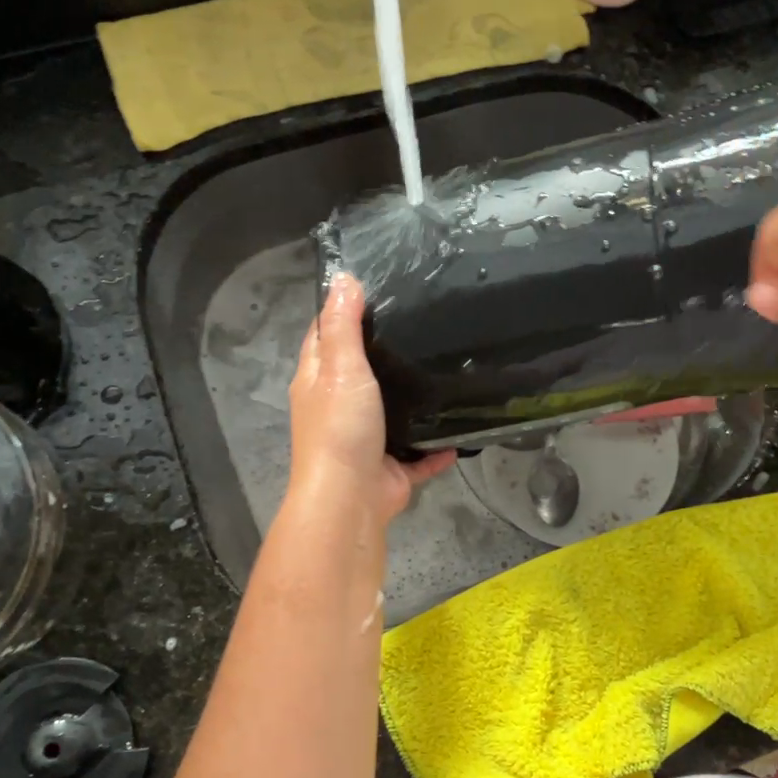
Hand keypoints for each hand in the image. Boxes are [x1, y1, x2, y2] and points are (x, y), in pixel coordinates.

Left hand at [288, 274, 454, 523]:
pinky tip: (459, 435)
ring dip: (412, 402)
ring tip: (445, 372)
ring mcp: (364, 441)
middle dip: (384, 354)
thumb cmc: (341, 427)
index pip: (325, 336)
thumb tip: (344, 279)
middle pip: (359, 374)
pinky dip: (436, 449)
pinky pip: (418, 456)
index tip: (376, 290)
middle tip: (424, 327)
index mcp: (317, 381)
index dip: (343, 312)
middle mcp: (337, 409)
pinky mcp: (390, 470)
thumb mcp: (341, 366)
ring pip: (391, 415)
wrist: (350, 499)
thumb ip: (343, 325)